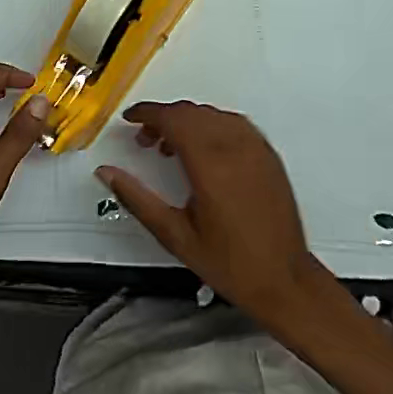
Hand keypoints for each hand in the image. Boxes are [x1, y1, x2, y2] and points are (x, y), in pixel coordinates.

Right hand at [96, 101, 315, 321]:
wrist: (284, 281)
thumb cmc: (231, 263)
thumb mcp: (173, 234)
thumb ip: (136, 198)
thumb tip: (108, 173)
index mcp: (211, 165)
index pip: (173, 119)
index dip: (147, 113)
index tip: (131, 119)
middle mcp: (236, 149)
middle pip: (191, 112)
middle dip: (163, 118)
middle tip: (145, 139)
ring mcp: (256, 150)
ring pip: (212, 114)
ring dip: (186, 120)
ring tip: (171, 147)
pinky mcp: (268, 156)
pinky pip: (234, 123)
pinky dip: (211, 125)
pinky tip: (202, 147)